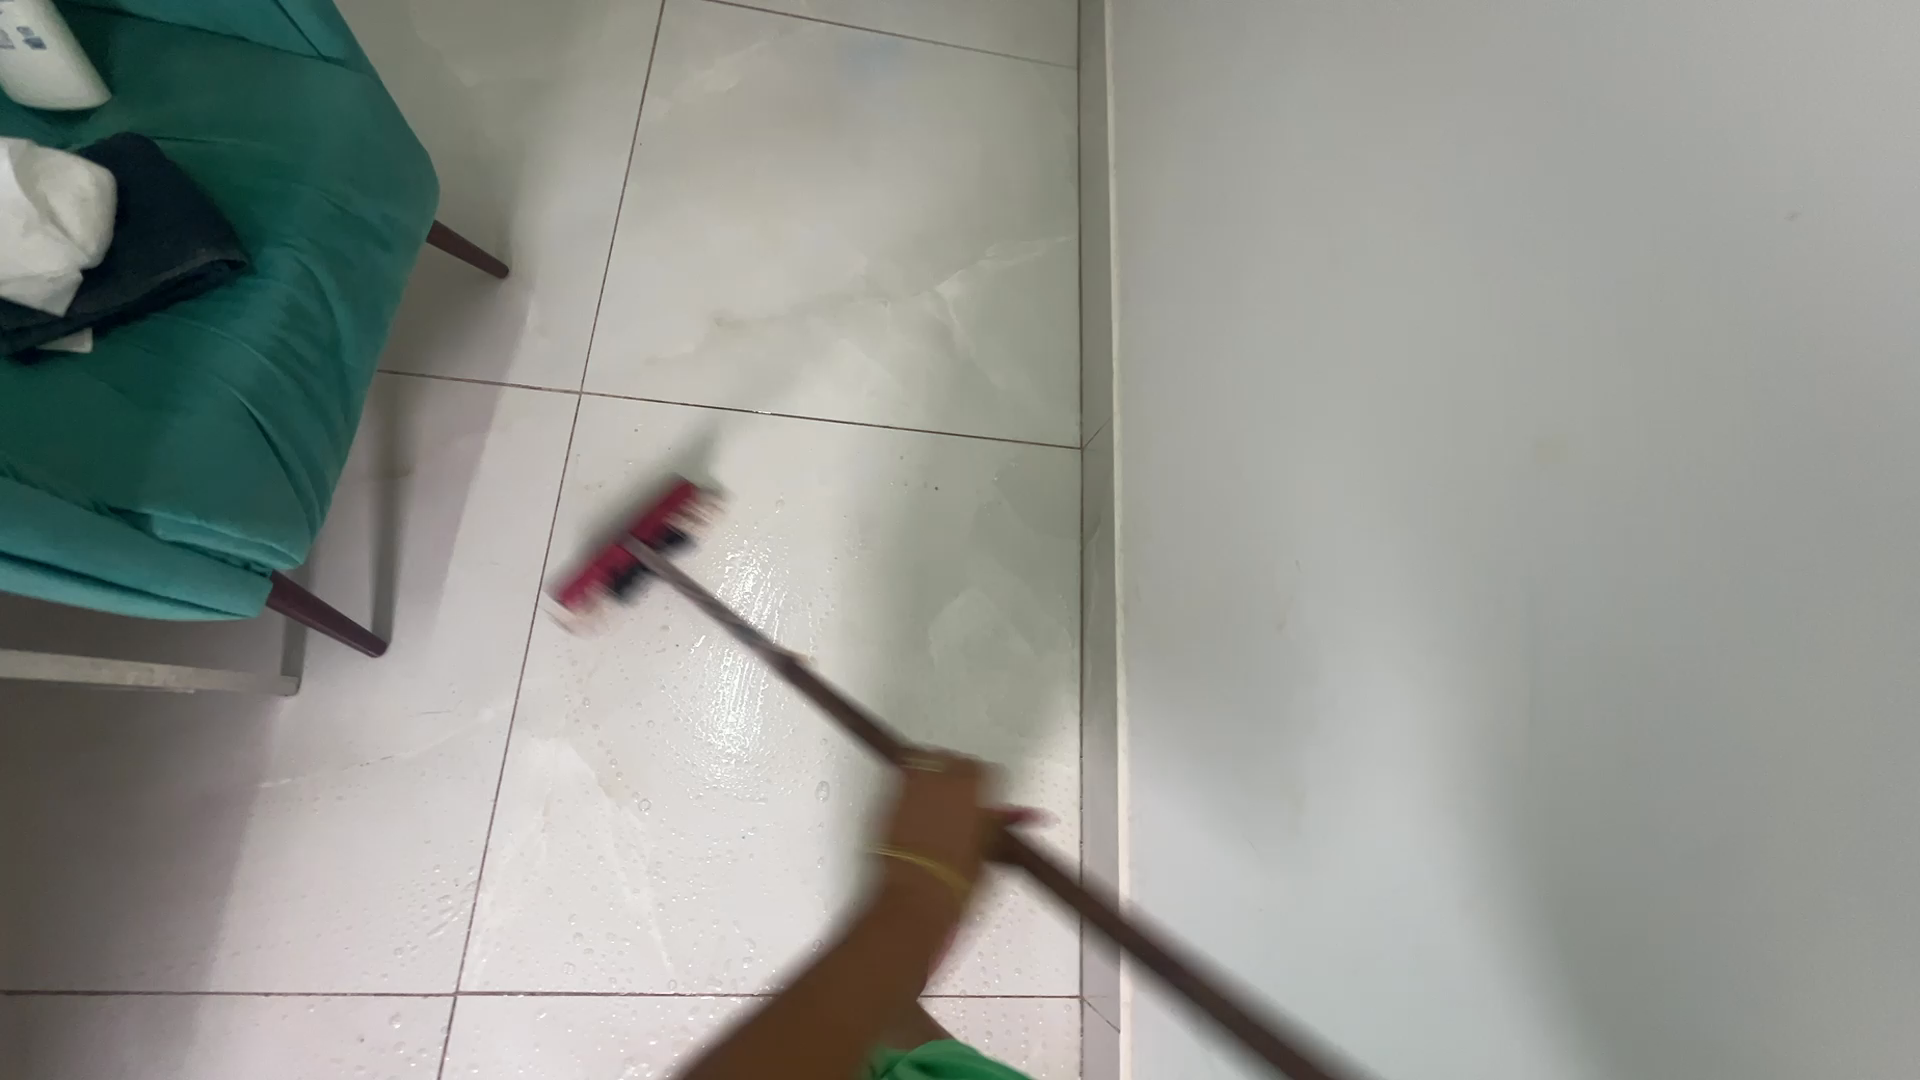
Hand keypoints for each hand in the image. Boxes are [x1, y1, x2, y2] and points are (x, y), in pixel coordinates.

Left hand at [867, 749, 1037, 928]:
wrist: (914, 903)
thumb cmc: (953, 885)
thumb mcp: (989, 853)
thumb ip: (1000, 824)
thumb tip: (1016, 815)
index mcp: (969, 789)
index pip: (979, 767)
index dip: (983, 780)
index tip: (983, 794)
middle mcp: (938, 782)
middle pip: (949, 758)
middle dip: (956, 771)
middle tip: (962, 794)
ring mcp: (909, 790)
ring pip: (922, 761)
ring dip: (931, 773)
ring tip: (938, 796)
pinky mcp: (886, 803)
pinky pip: (901, 782)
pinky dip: (911, 789)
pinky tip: (917, 809)